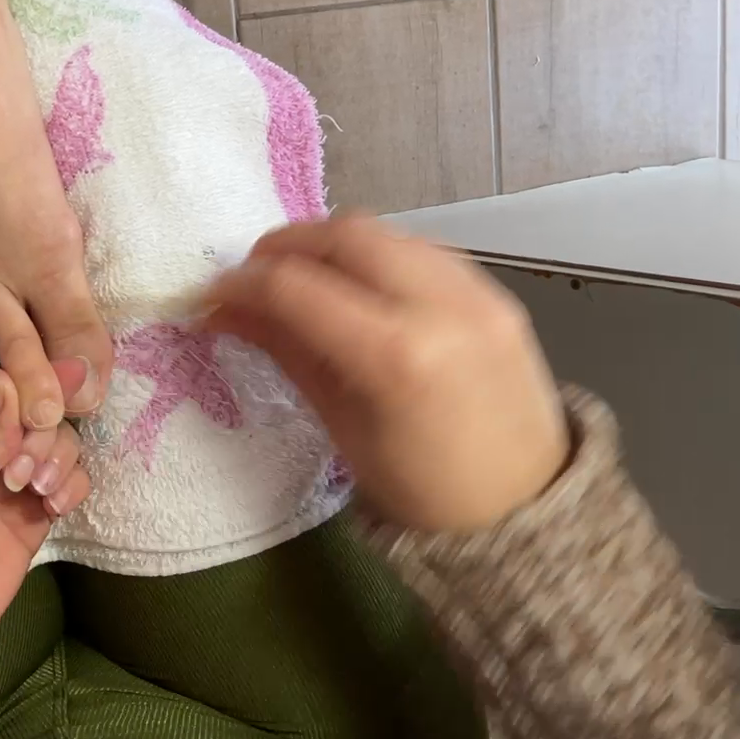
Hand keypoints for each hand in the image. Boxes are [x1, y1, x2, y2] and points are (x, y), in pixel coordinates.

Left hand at [0, 368, 91, 675]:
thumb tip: (6, 374)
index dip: (26, 384)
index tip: (47, 392)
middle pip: (36, 412)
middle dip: (41, 432)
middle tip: (22, 472)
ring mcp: (12, 483)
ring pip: (58, 444)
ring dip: (58, 458)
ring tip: (36, 491)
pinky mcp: (34, 518)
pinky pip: (69, 484)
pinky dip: (72, 486)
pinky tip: (54, 506)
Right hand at [203, 215, 567, 532]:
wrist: (527, 508)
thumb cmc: (418, 487)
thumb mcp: (337, 421)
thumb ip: (282, 348)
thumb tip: (221, 310)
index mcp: (396, 357)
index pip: (297, 288)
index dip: (242, 283)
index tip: (212, 295)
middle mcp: (443, 307)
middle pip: (343, 234)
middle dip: (283, 245)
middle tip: (252, 275)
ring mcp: (478, 292)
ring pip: (382, 229)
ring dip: (326, 244)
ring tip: (299, 279)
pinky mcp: (494, 290)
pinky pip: (417, 246)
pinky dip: (370, 254)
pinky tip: (354, 286)